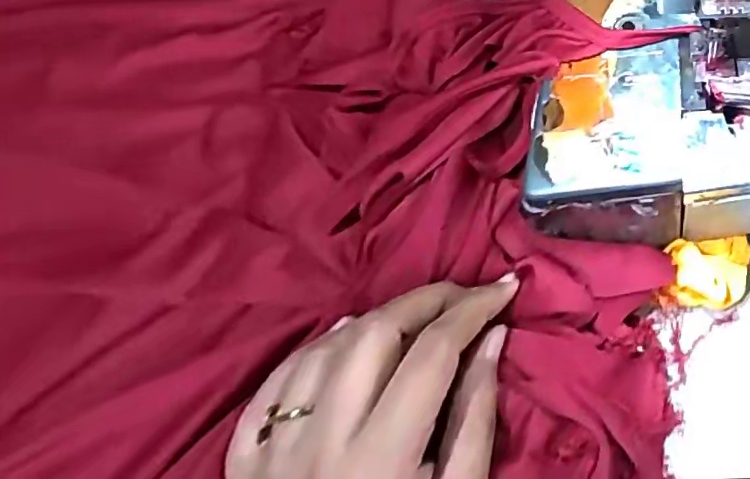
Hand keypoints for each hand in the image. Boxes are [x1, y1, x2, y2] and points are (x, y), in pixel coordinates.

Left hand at [225, 276, 518, 478]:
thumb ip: (475, 414)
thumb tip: (493, 337)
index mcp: (380, 456)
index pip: (433, 351)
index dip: (476, 307)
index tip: (508, 288)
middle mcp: (319, 446)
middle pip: (373, 336)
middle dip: (430, 298)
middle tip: (469, 294)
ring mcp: (271, 457)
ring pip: (321, 352)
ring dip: (377, 317)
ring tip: (418, 313)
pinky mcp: (241, 470)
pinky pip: (271, 390)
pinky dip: (313, 350)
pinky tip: (345, 336)